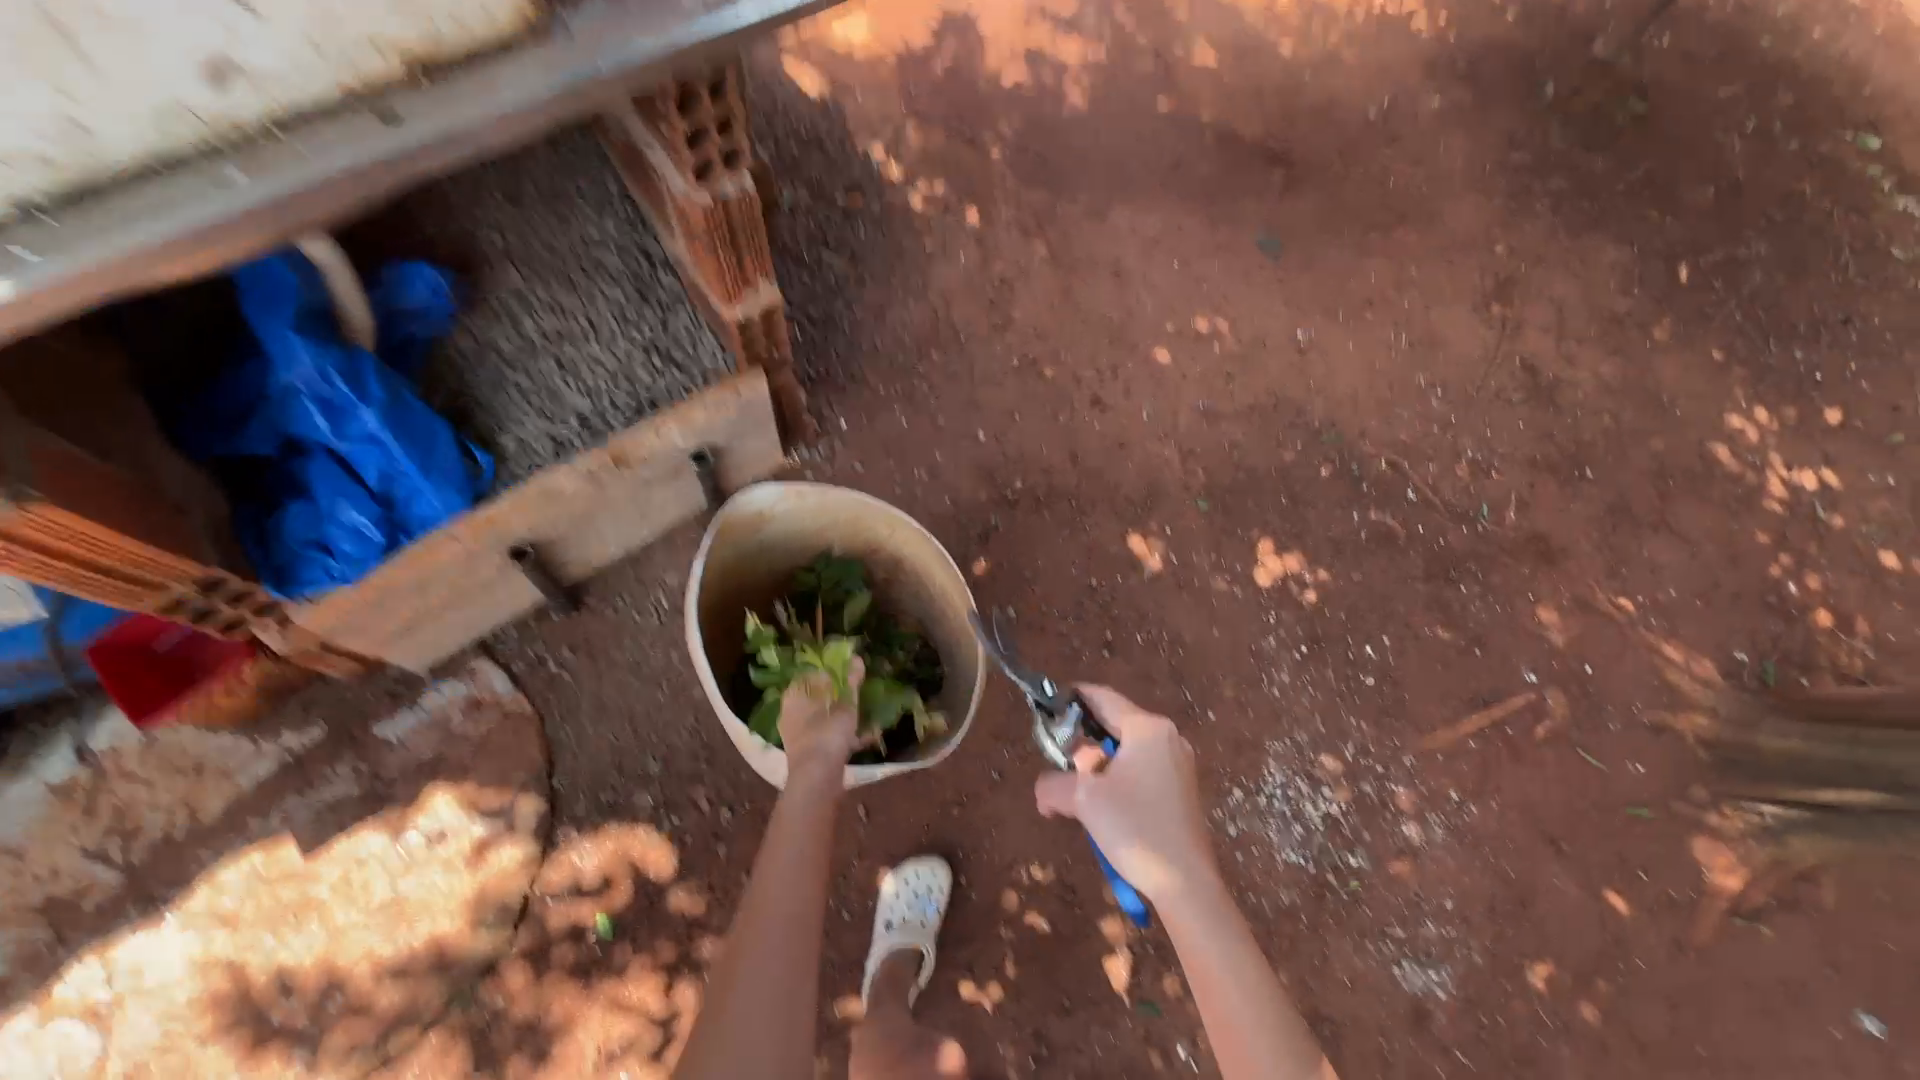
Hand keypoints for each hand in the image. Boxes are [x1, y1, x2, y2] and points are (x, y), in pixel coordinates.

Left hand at [778, 656, 863, 782]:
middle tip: (859, 693)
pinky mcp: (810, 755)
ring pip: (824, 721)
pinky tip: (868, 738)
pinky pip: (829, 740)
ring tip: (867, 716)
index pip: (809, 677)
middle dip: (839, 697)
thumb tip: (856, 658)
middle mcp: (791, 716)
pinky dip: (846, 738)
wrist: (817, 780)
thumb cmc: (827, 735)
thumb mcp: (845, 705)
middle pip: (817, 700)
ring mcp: (799, 737)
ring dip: (845, 718)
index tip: (848, 673)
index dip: (829, 673)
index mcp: (793, 698)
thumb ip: (851, 682)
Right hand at [1033, 685, 1221, 906]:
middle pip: (1115, 724)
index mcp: (1147, 728)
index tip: (1048, 707)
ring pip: (1128, 750)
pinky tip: (1106, 804)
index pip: (1102, 698)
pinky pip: (1143, 768)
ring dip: (1100, 763)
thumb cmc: (1135, 829)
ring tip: (1078, 788)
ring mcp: (1179, 763)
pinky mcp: (1182, 788)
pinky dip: (1120, 776)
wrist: (1185, 882)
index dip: (1072, 699)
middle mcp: (1168, 737)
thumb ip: (1054, 784)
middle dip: (1084, 739)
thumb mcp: (1084, 800)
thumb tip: (1045, 791)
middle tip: (1059, 758)